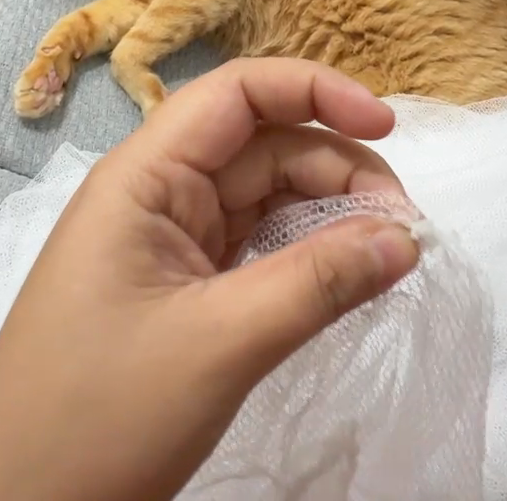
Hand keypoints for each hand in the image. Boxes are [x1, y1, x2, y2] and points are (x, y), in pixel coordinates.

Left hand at [0, 58, 422, 500]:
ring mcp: (169, 239)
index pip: (237, 94)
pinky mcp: (182, 284)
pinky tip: (345, 272)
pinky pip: (255, 245)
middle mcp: (157, 191)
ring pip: (264, 196)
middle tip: (405, 225)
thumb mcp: (219, 343)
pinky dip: (304, 252)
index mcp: (145, 175)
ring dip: (328, 212)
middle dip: (337, 168)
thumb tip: (406, 238)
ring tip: (388, 249)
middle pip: (262, 146)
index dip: (314, 91)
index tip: (386, 125)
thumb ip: (318, 282)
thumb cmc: (100, 415)